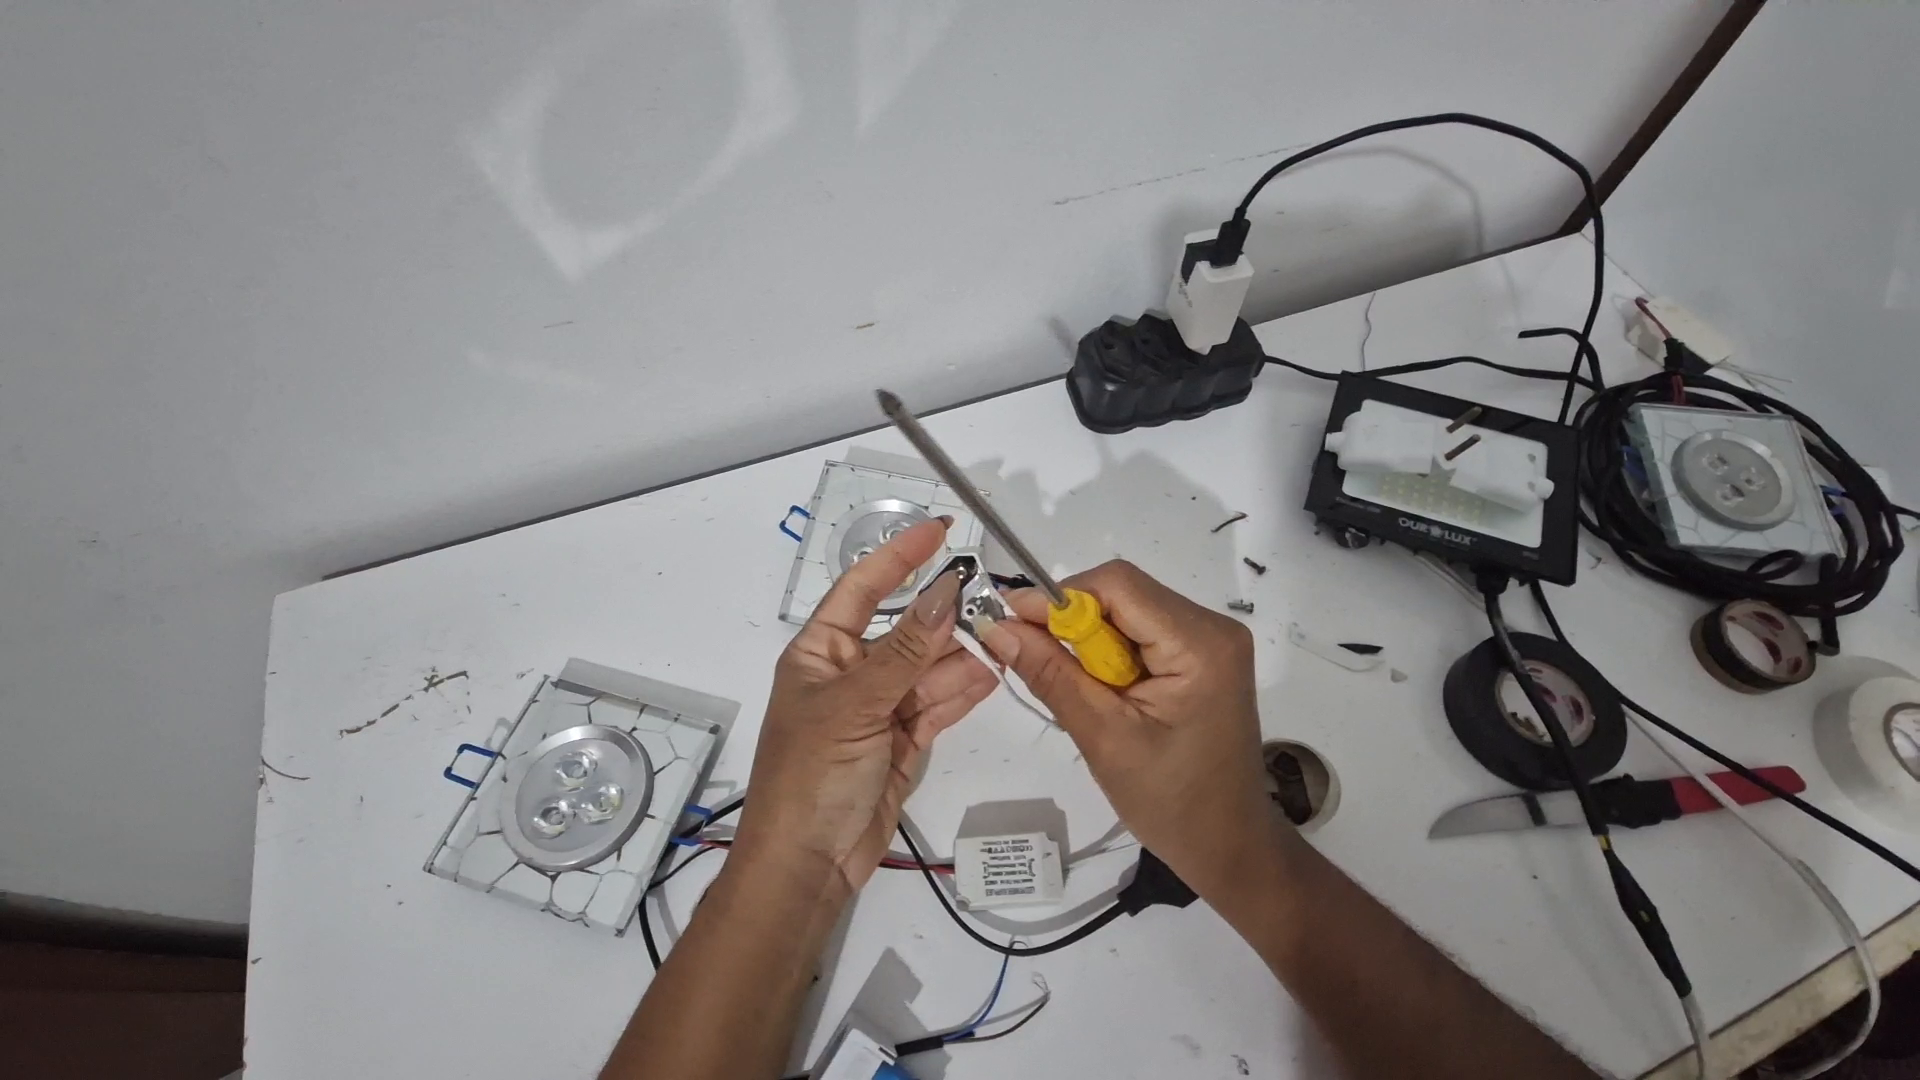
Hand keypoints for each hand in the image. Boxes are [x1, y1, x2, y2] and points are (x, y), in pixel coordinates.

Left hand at [731, 519, 997, 895]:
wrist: (808, 865)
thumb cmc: (813, 774)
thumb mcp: (857, 705)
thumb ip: (907, 650)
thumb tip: (945, 591)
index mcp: (820, 652)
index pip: (861, 588)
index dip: (897, 556)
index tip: (937, 529)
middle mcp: (849, 673)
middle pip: (905, 631)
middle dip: (944, 616)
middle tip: (993, 599)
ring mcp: (878, 708)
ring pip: (928, 669)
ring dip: (961, 656)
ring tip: (1003, 640)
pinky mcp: (902, 740)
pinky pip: (937, 705)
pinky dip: (962, 692)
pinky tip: (992, 674)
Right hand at [982, 561, 1291, 902]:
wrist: (1229, 845)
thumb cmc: (1171, 802)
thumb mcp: (1103, 737)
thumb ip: (1050, 674)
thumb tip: (997, 627)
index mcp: (1200, 644)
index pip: (1118, 585)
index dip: (1059, 597)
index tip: (1012, 622)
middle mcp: (1212, 627)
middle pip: (1123, 593)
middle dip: (1071, 620)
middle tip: (1030, 655)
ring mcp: (1210, 640)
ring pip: (1127, 610)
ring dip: (1087, 638)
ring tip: (1068, 682)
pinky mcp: (1202, 656)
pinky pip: (1141, 631)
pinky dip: (1107, 650)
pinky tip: (1098, 687)